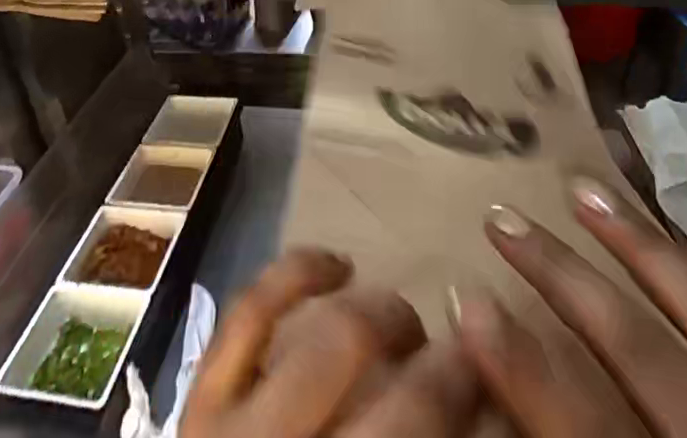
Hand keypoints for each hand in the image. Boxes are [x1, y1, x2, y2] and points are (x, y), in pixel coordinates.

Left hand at [182, 248, 480, 437]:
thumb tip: (480, 410)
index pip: (426, 430)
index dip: (471, 398)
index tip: (488, 378)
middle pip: (401, 400)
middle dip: (446, 368)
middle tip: (456, 357)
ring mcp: (233, 429)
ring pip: (331, 338)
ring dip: (383, 317)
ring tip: (401, 319)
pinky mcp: (198, 396)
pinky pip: (251, 311)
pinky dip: (298, 272)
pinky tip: (339, 265)